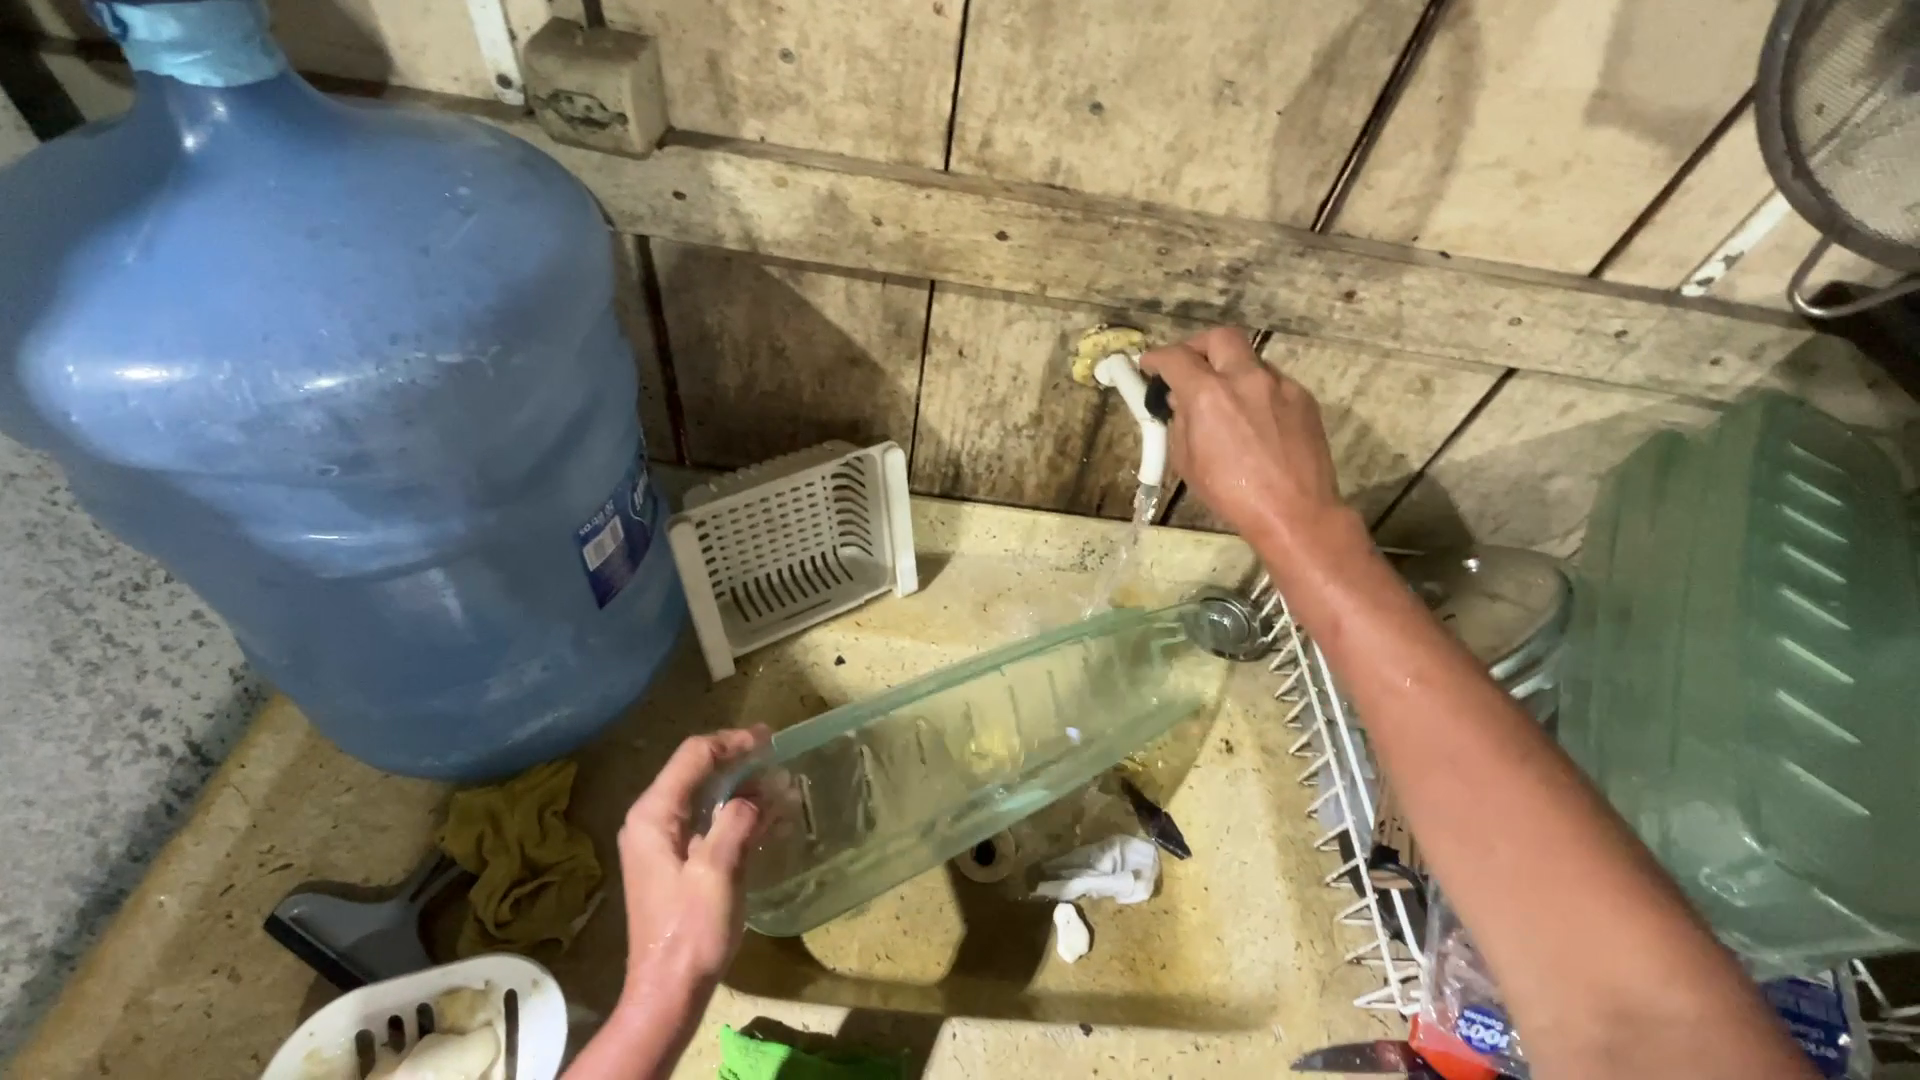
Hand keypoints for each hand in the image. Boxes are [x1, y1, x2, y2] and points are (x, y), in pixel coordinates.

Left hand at [615, 727, 767, 1004]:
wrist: (668, 989)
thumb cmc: (691, 929)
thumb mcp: (718, 870)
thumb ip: (739, 819)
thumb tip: (762, 790)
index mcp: (653, 815)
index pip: (694, 756)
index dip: (733, 741)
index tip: (771, 739)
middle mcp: (650, 820)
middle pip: (696, 770)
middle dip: (739, 759)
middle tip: (778, 755)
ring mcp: (660, 841)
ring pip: (704, 795)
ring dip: (741, 786)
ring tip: (779, 784)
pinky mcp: (674, 860)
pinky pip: (706, 819)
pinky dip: (735, 811)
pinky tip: (765, 815)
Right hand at [1140, 328, 1344, 542]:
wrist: (1293, 511)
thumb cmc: (1230, 493)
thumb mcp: (1187, 461)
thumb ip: (1180, 422)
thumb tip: (1180, 401)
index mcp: (1208, 394)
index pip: (1175, 358)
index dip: (1156, 358)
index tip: (1149, 366)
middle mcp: (1245, 378)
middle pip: (1219, 337)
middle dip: (1198, 346)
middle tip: (1189, 366)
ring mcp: (1279, 385)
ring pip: (1249, 359)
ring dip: (1230, 370)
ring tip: (1224, 399)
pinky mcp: (1302, 398)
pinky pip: (1272, 382)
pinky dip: (1255, 391)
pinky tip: (1254, 419)